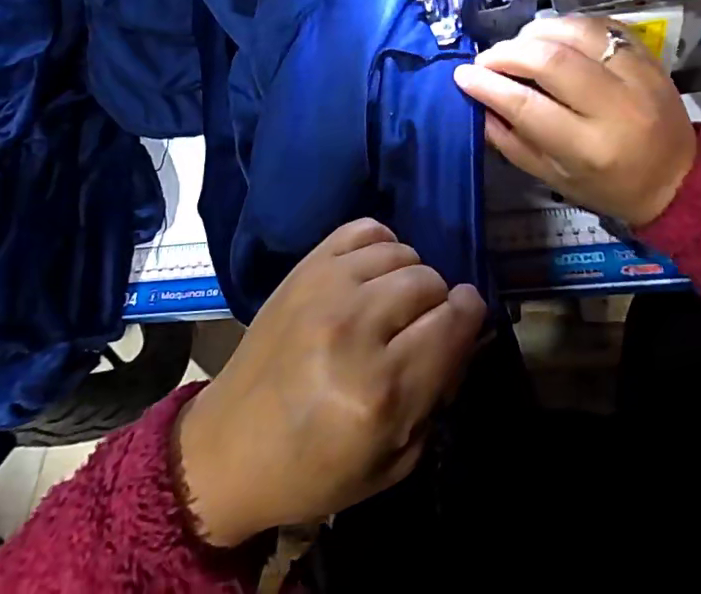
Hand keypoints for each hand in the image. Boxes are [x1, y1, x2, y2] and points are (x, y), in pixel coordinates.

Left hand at [174, 219, 486, 546]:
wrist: (229, 448)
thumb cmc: (314, 470)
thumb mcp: (395, 460)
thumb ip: (438, 392)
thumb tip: (460, 335)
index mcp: (382, 390)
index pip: (454, 321)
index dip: (470, 316)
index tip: (465, 321)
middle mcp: (355, 329)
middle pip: (429, 281)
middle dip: (438, 303)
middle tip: (421, 326)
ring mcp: (324, 290)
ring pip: (401, 252)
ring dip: (409, 276)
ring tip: (393, 302)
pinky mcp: (302, 271)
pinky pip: (362, 230)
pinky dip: (380, 245)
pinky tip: (373, 273)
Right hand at [453, 16, 696, 227]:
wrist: (679, 177)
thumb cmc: (609, 186)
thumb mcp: (554, 178)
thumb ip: (512, 141)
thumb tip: (476, 101)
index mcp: (590, 148)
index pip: (528, 105)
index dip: (488, 86)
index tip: (463, 75)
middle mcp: (616, 107)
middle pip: (551, 60)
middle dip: (507, 53)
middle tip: (487, 60)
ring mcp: (637, 75)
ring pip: (576, 32)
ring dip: (535, 33)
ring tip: (518, 47)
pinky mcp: (648, 56)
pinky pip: (600, 25)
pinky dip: (567, 26)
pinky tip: (553, 39)